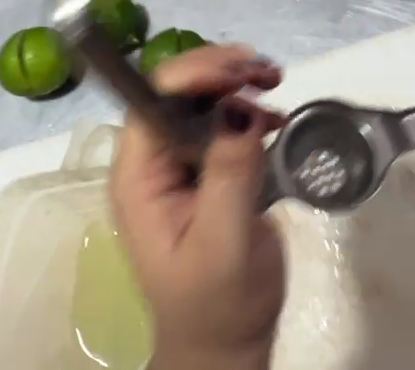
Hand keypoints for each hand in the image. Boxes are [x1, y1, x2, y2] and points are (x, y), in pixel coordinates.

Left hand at [109, 45, 287, 369]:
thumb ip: (230, 173)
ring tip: (274, 80)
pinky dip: (249, 106)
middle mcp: (153, 164)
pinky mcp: (207, 170)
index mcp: (139, 179)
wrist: (228, 344)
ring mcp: (180, 165)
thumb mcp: (225, 241)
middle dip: (219, 71)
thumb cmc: (218, 302)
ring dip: (236, 82)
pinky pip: (222, 121)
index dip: (191, 75)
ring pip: (200, 100)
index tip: (240, 72)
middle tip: (267, 73)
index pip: (152, 102)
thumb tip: (241, 107)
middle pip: (176, 92)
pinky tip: (275, 116)